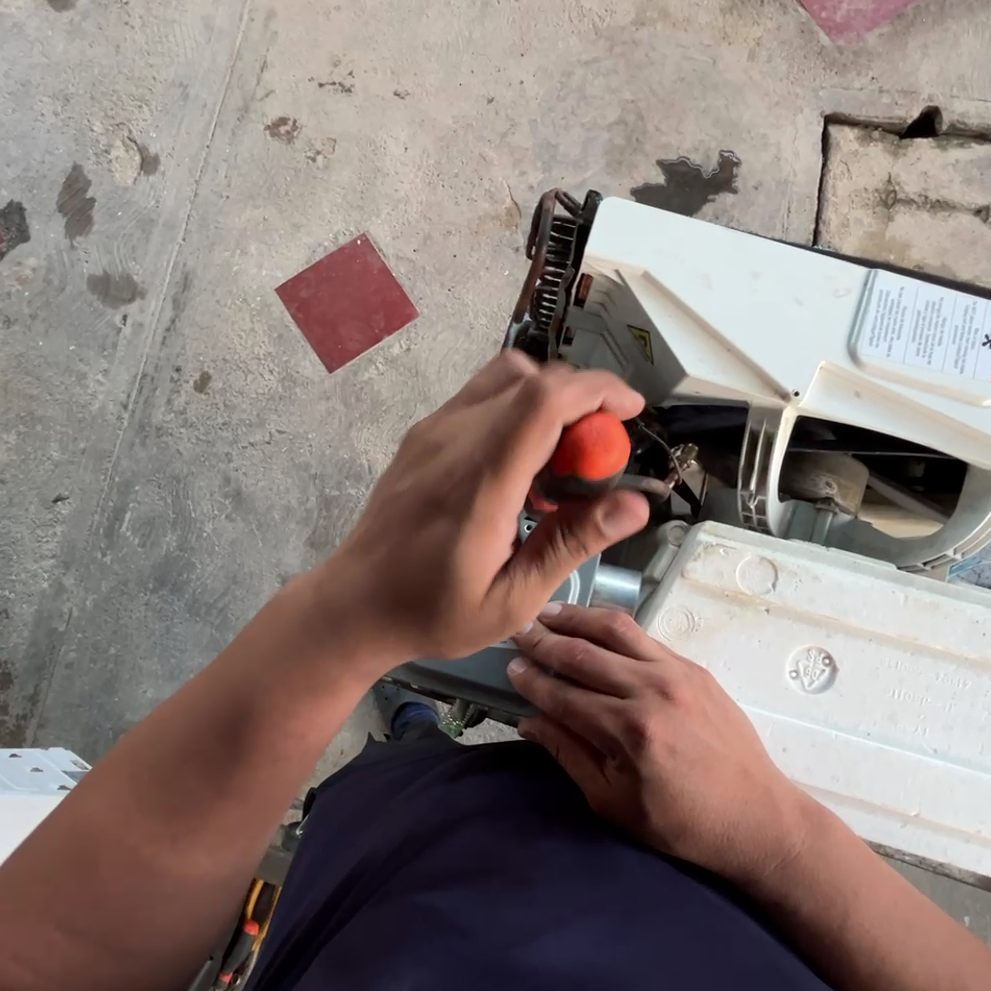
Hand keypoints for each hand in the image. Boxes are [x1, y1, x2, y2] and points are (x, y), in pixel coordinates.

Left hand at [316, 352, 650, 662]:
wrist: (354, 604)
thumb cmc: (431, 613)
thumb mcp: (512, 598)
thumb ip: (572, 543)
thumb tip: (635, 503)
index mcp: (479, 483)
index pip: (544, 401)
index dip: (598, 391)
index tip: (632, 412)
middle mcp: (453, 441)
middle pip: (532, 379)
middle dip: (582, 402)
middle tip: (597, 458)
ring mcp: (432, 432)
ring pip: (506, 377)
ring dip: (548, 400)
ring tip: (559, 461)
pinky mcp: (422, 435)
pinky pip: (481, 397)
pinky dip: (517, 410)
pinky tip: (520, 466)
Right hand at [509, 602, 810, 882]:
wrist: (758, 817)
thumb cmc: (681, 823)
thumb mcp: (614, 802)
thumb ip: (569, 755)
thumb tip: (528, 722)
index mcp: (630, 731)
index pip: (564, 695)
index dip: (532, 681)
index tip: (509, 667)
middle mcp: (652, 691)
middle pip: (584, 654)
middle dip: (545, 642)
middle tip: (518, 630)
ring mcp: (677, 674)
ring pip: (616, 630)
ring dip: (577, 618)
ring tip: (548, 613)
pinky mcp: (694, 669)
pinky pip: (645, 637)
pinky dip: (613, 627)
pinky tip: (593, 624)